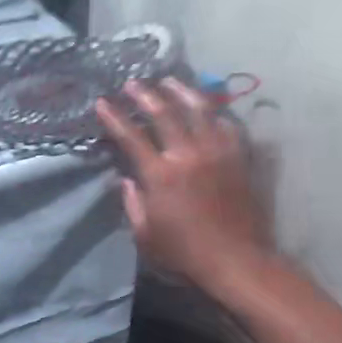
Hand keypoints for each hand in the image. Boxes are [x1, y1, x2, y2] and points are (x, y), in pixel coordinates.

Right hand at [97, 79, 272, 287]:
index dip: (114, 117)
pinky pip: (228, 125)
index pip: (131, 137)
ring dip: (182, 92)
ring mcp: (218, 153)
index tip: (102, 102)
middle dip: (144, 95)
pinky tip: (207, 109)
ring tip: (170, 81)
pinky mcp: (240, 158)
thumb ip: (133, 203)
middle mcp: (188, 155)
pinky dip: (215, 113)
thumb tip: (127, 179)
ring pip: (199, 110)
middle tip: (133, 83)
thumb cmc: (184, 253)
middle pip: (164, 113)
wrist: (236, 261)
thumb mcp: (144, 234)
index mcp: (160, 175)